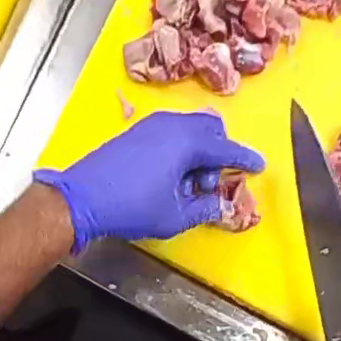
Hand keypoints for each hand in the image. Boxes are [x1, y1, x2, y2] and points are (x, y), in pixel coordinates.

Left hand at [32, 111, 263, 253]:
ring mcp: (152, 125)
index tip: (258, 166)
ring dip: (197, 156)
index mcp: (187, 140)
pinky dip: (179, 153)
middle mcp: (172, 123)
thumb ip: (202, 210)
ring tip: (186, 189)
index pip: (226, 147)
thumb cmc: (130, 207)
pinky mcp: (136, 133)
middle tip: (210, 187)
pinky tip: (168, 181)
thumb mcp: (173, 217)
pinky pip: (170, 135)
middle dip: (218, 156)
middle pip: (210, 130)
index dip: (244, 159)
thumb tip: (219, 207)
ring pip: (189, 131)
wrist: (82, 198)